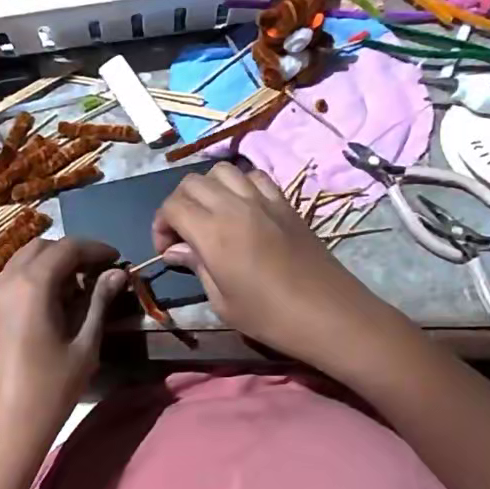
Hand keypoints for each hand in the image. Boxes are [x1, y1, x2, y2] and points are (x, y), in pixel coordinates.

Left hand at [0, 237, 127, 472]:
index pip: (67, 247)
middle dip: (73, 254)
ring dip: (53, 266)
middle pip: (42, 248)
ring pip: (24, 262)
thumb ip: (99, 303)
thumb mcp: (83, 346)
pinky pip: (12, 280)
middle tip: (100, 275)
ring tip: (81, 292)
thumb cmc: (47, 392)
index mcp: (30, 285)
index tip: (117, 260)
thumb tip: (117, 274)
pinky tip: (55, 306)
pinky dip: (35, 280)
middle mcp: (4, 281)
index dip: (96, 248)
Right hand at [151, 162, 401, 366]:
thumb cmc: (270, 317)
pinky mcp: (286, 203)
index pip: (173, 206)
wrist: (328, 314)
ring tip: (211, 216)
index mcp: (213, 232)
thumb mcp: (222, 302)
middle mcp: (235, 206)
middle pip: (192, 182)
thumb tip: (176, 249)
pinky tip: (243, 209)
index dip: (160, 224)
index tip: (166, 250)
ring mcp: (264, 200)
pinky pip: (255, 177)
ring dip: (208, 188)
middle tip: (183, 233)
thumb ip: (196, 267)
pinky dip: (240, 185)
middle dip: (179, 203)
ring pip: (223, 171)